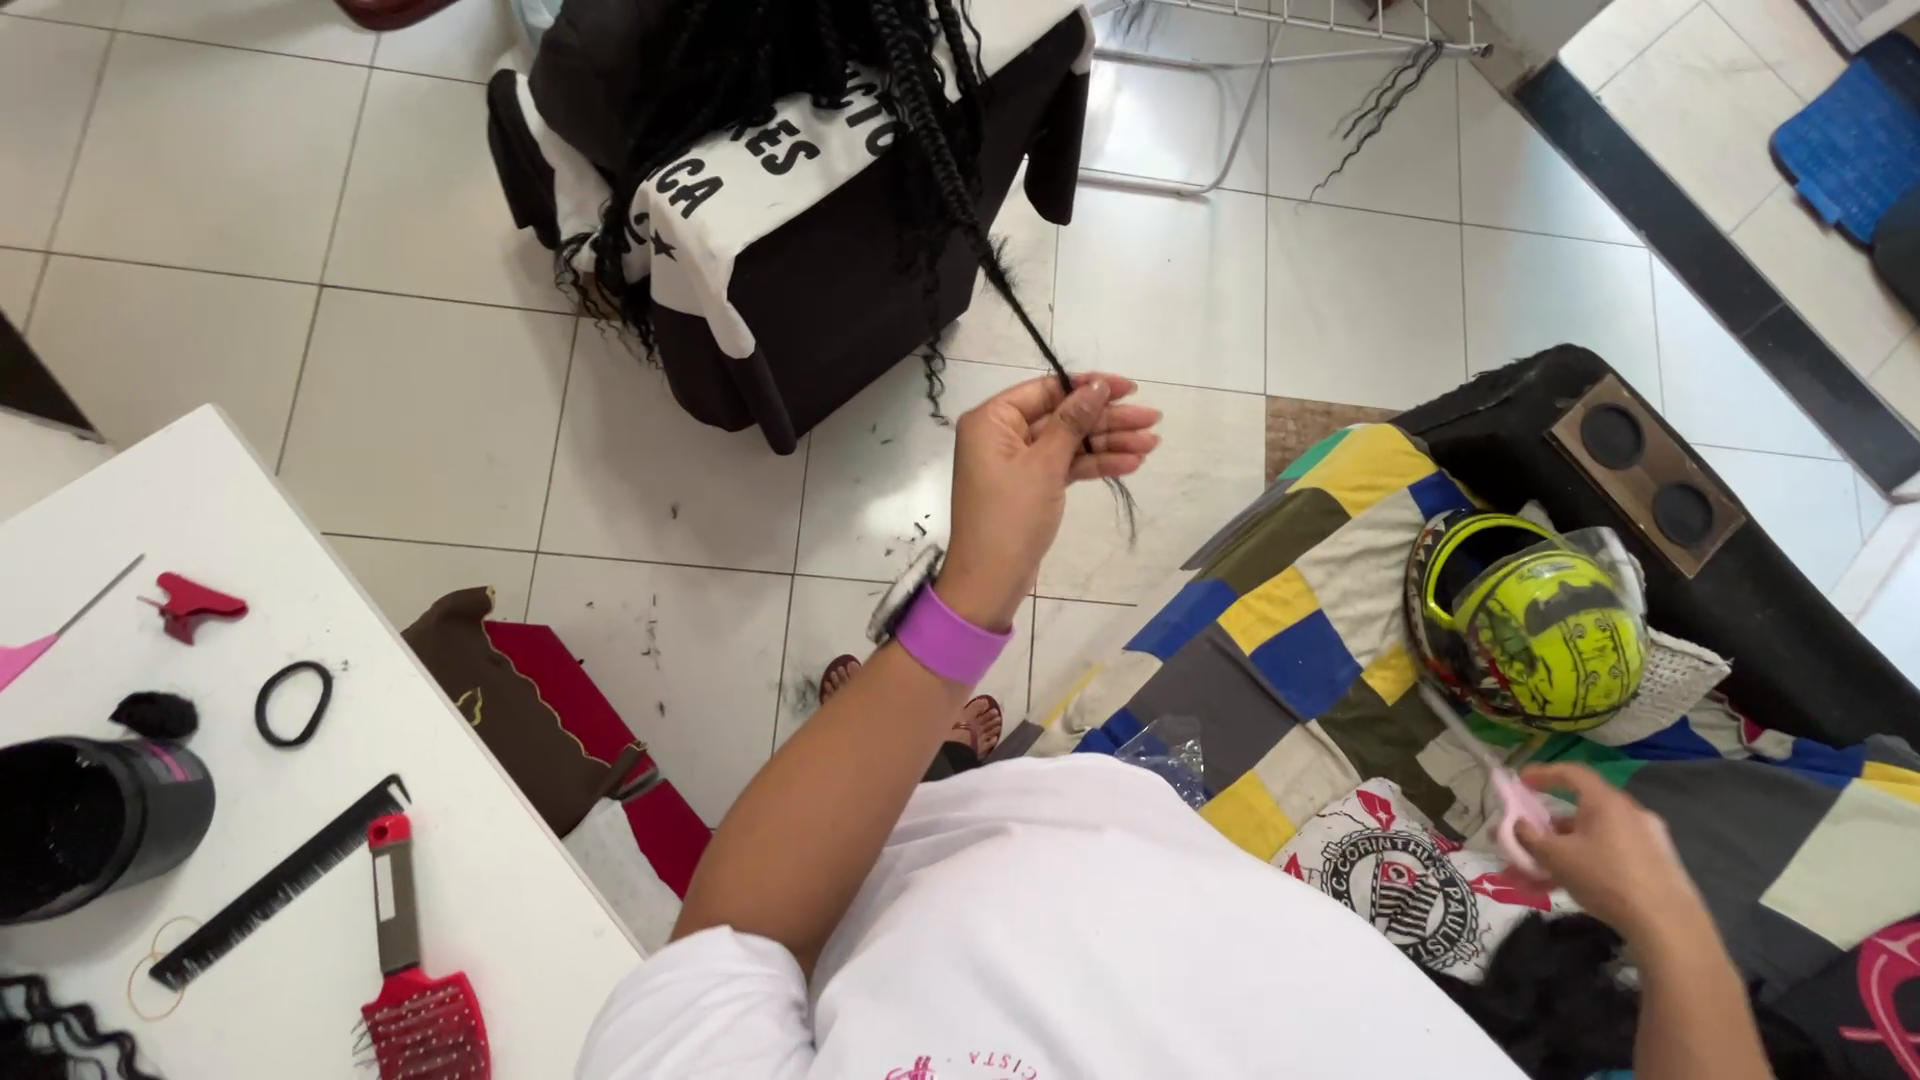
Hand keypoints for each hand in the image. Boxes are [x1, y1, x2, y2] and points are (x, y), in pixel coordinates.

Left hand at [936, 373, 1161, 630]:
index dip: (1088, 387)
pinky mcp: (1030, 486)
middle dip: (1107, 418)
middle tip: (1152, 420)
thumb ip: (1072, 422)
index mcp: (991, 420)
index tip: (1129, 388)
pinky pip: (1065, 466)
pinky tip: (1131, 463)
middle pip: (1061, 416)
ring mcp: (1017, 462)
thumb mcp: (1044, 465)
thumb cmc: (1010, 517)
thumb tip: (1096, 386)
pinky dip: (1094, 465)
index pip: (1046, 390)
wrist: (991, 580)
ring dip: (1108, 443)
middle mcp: (1001, 435)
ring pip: (1068, 443)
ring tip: (1152, 444)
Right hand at [1514, 764, 1713, 948]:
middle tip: (1529, 838)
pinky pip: (1611, 854)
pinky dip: (1586, 862)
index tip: (1521, 784)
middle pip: (1581, 809)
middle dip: (1549, 825)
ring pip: (1594, 837)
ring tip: (1540, 874)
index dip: (1542, 774)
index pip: (1571, 773)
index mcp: (1606, 803)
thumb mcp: (1553, 856)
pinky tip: (1569, 887)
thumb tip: (1517, 824)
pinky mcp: (1659, 865)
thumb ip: (1527, 836)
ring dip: (1564, 849)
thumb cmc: (1605, 878)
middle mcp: (1631, 814)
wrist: (1669, 926)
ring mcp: (1649, 840)